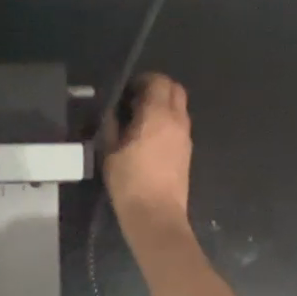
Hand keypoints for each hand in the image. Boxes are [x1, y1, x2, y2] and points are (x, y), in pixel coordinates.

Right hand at [102, 73, 192, 237]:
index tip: (125, 91)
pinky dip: (167, 121)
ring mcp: (185, 136)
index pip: (158, 81)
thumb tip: (113, 110)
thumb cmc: (129, 182)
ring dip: (163, 105)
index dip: (142, 80)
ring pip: (179, 107)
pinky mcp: (187, 151)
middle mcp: (177, 120)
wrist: (156, 215)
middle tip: (134, 100)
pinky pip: (180, 124)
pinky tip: (148, 137)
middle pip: (175, 89)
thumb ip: (111, 125)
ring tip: (139, 119)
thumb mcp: (109, 152)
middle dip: (156, 88)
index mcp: (157, 115)